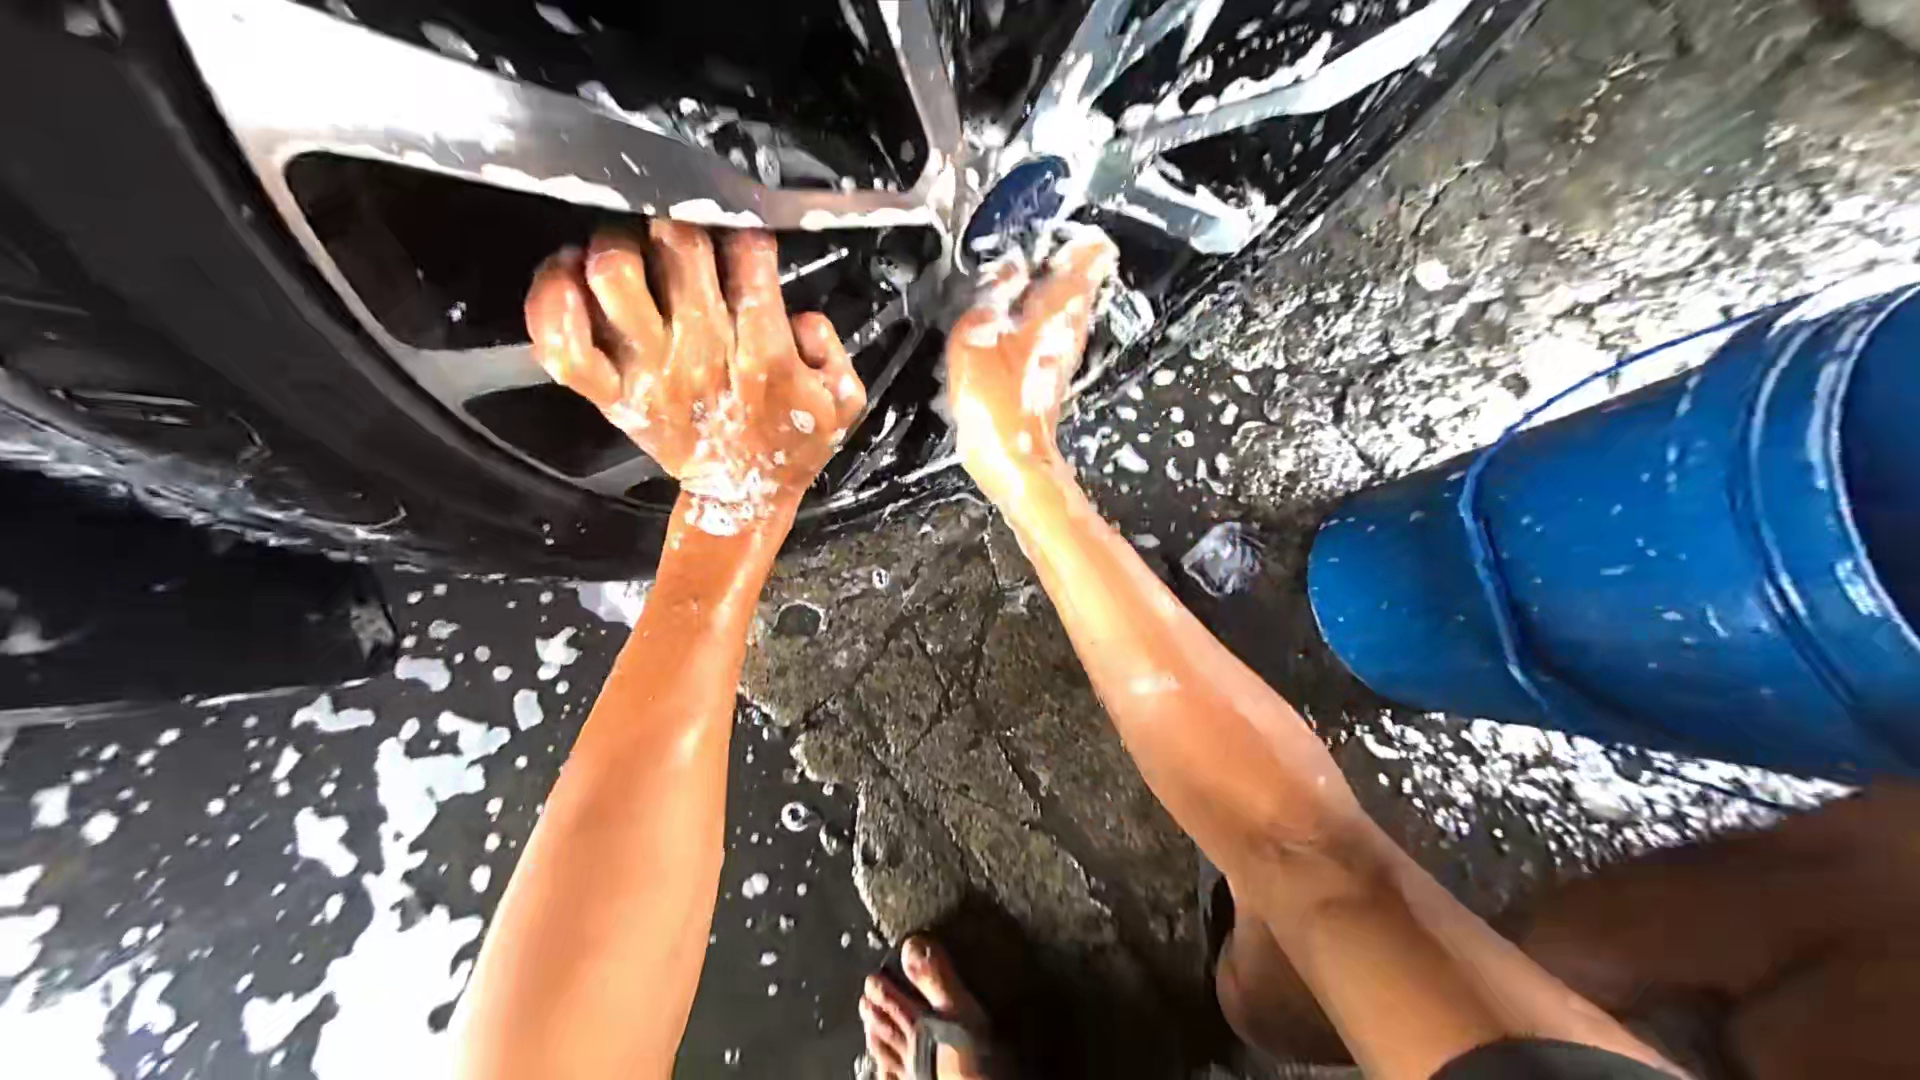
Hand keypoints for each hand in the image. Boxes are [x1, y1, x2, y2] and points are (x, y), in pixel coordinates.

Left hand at [525, 221, 865, 526]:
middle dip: (684, 224)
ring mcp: (651, 373)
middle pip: (678, 245)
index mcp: (763, 353)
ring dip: (618, 245)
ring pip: (613, 276)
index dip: (748, 233)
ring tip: (632, 249)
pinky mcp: (615, 395)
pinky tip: (569, 277)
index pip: (748, 257)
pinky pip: (564, 344)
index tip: (747, 239)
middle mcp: (703, 354)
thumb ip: (833, 349)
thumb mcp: (844, 402)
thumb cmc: (790, 446)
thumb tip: (800, 315)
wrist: (745, 496)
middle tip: (688, 237)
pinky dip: (552, 303)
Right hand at [944, 228, 1117, 505]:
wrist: (1014, 460)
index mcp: (1057, 309)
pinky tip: (1024, 324)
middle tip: (1056, 248)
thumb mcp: (977, 334)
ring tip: (1036, 279)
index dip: (1080, 239)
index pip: (1086, 258)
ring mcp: (1064, 355)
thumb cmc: (997, 403)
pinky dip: (1043, 321)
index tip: (1071, 229)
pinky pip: (1054, 335)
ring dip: (1055, 292)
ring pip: (1069, 310)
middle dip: (1069, 262)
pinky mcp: (1052, 377)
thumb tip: (1008, 267)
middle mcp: (1070, 330)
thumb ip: (994, 294)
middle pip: (1082, 284)